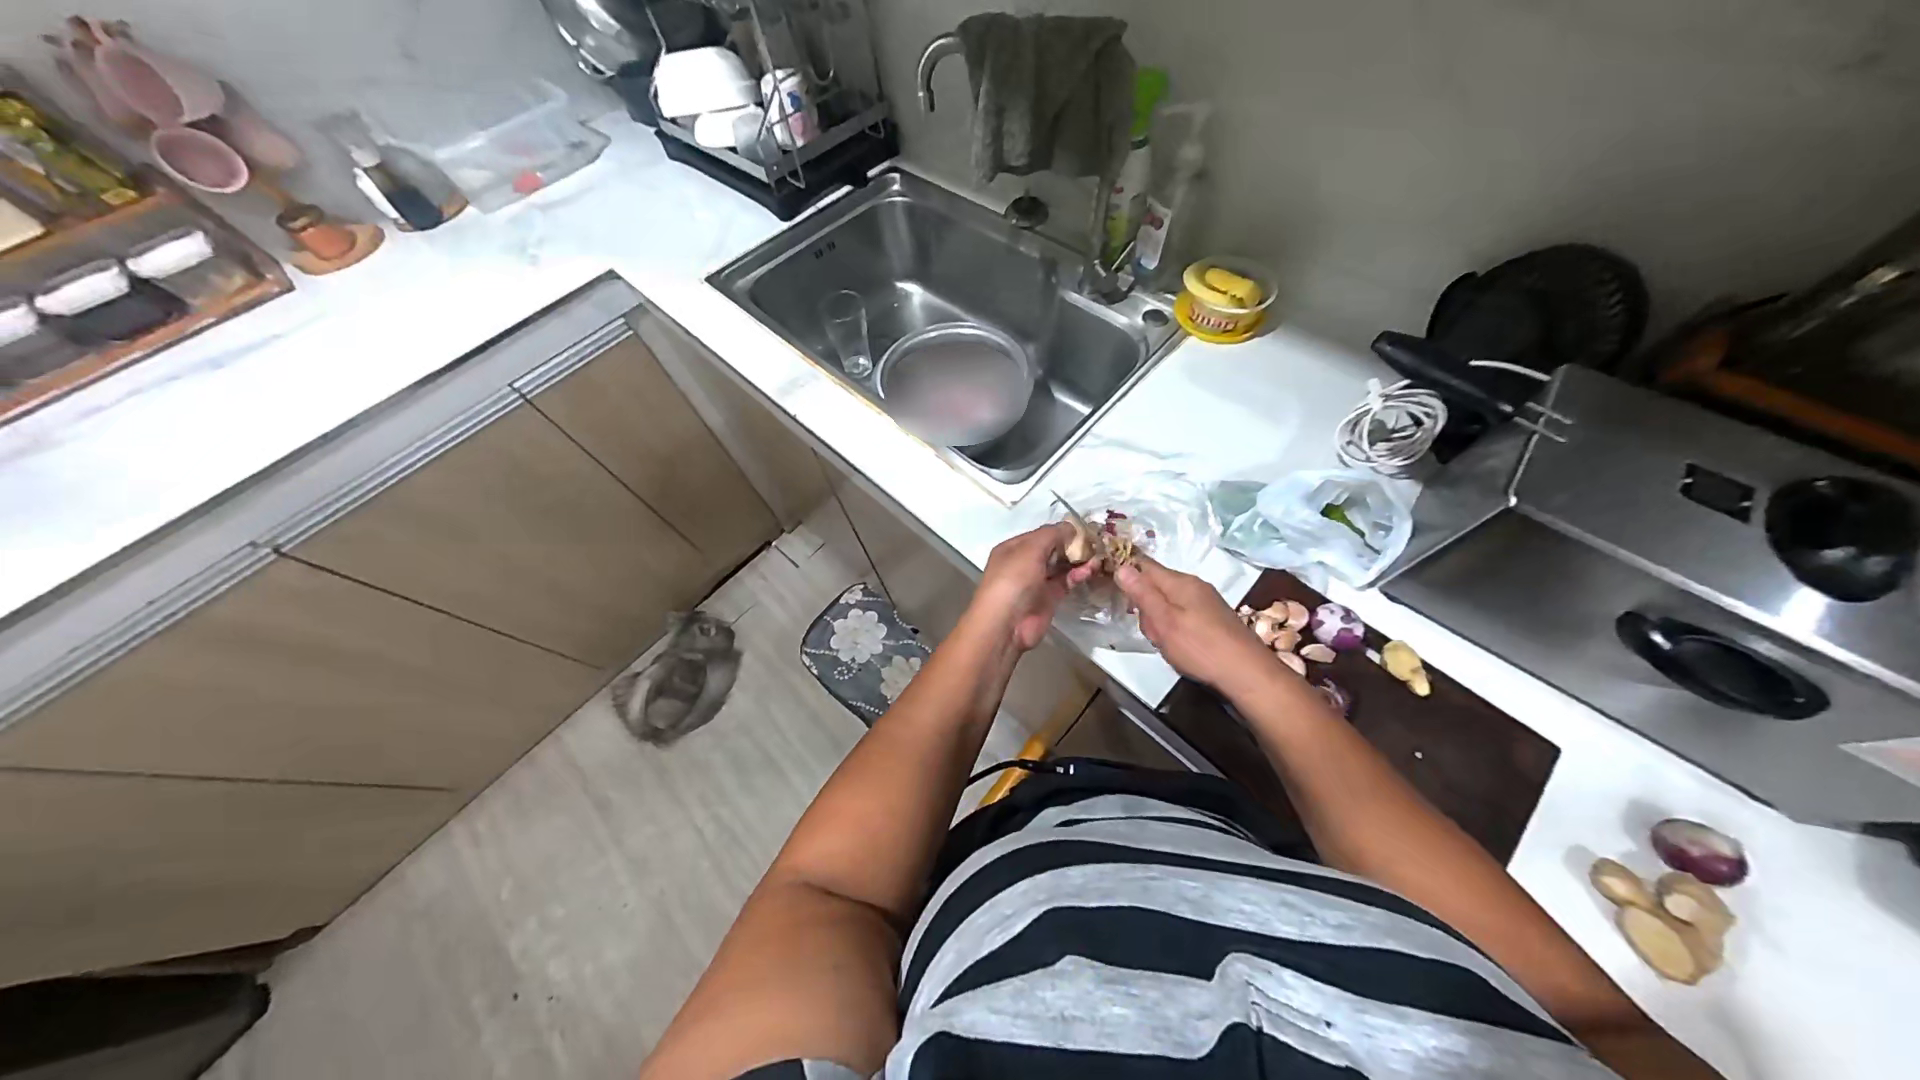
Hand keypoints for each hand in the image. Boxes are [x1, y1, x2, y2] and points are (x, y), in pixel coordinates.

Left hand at [964, 523, 1098, 651]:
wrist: (1007, 624)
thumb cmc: (1014, 579)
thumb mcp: (1030, 549)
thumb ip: (1052, 534)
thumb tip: (1071, 527)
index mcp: (1014, 548)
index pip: (1041, 534)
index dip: (1061, 530)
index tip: (1085, 528)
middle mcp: (1024, 563)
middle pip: (1052, 549)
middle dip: (1072, 545)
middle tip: (1097, 540)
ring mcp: (1037, 581)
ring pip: (1061, 566)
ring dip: (1078, 559)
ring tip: (1099, 553)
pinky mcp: (1049, 598)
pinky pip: (1066, 582)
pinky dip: (1078, 575)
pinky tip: (1092, 569)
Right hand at [1114, 556, 1284, 694]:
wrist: (1247, 673)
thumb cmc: (1200, 647)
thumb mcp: (1164, 621)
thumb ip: (1142, 594)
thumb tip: (1122, 566)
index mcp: (1180, 582)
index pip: (1145, 565)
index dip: (1126, 573)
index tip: (1113, 590)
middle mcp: (1194, 586)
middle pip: (1155, 586)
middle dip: (1145, 607)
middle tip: (1152, 631)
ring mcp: (1204, 602)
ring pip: (1167, 603)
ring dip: (1159, 622)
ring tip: (1167, 644)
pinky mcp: (1212, 618)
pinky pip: (1181, 615)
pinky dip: (1174, 629)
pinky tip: (1180, 647)